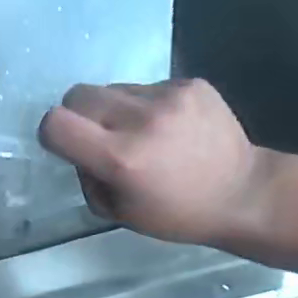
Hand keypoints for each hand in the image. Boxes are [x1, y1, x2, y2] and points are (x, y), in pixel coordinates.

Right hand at [37, 78, 277, 245]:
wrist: (243, 193)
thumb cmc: (174, 214)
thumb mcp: (115, 210)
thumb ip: (87, 175)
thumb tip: (80, 147)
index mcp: (120, 158)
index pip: (56, 123)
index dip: (53, 133)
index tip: (67, 146)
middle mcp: (142, 120)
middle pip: (77, 95)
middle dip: (78, 116)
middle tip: (99, 138)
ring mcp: (170, 97)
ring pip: (111, 89)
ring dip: (114, 110)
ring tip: (141, 134)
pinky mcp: (191, 83)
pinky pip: (145, 87)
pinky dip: (145, 106)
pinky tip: (168, 128)